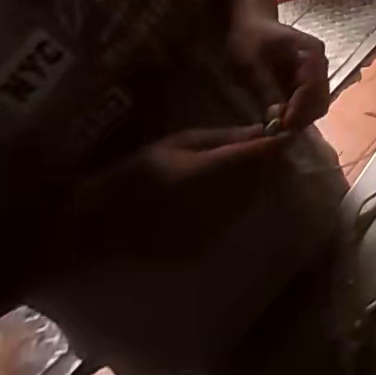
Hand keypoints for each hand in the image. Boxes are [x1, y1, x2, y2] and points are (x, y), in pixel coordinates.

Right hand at [60, 125, 287, 260]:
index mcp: (216, 173)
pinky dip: (235, 201)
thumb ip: (225, 138)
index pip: (267, 153)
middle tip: (259, 142)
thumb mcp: (179, 144)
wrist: (91, 233)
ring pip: (253, 196)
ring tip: (233, 167)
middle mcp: (223, 204)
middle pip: (265, 175)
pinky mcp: (205, 248)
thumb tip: (264, 129)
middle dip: (266, 158)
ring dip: (253, 179)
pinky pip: (234, 216)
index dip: (280, 139)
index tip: (284, 126)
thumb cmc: (133, 176)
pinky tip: (214, 194)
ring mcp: (216, 229)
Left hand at [227, 16, 329, 130]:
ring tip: (276, 125)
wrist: (252, 22)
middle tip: (276, 130)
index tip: (278, 128)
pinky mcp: (308, 79)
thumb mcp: (250, 63)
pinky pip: (310, 102)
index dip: (297, 111)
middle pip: (320, 100)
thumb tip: (275, 119)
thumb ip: (265, 89)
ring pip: (318, 104)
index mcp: (311, 54)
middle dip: (300, 118)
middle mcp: (320, 63)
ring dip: (300, 118)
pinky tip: (279, 117)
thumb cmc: (249, 37)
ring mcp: (316, 71)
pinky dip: (298, 113)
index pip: (312, 89)